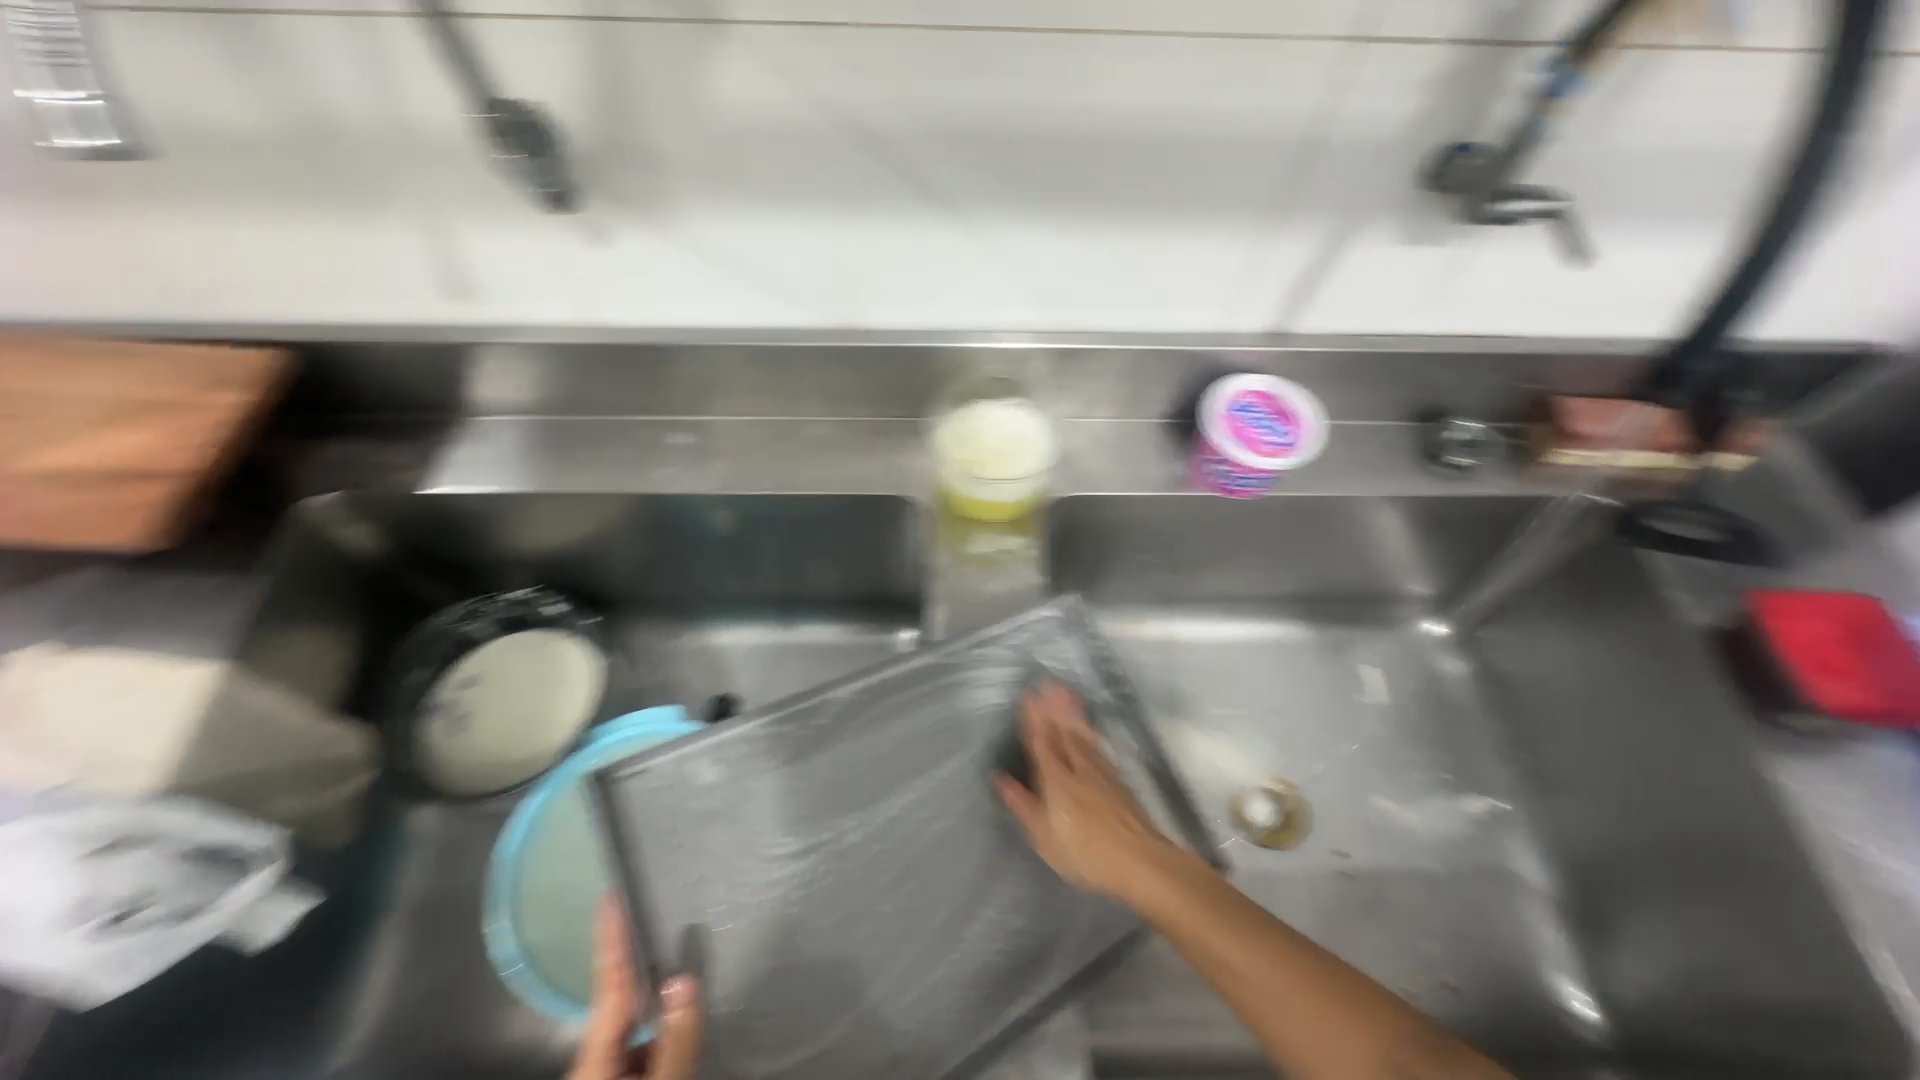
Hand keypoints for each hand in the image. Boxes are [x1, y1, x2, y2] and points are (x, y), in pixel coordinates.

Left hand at [568, 899, 704, 1079]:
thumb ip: (677, 1040)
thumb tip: (684, 981)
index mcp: (594, 1058)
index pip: (610, 985)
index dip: (612, 939)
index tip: (609, 896)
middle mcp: (591, 1060)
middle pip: (622, 1004)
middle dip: (642, 965)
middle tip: (655, 918)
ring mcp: (602, 1071)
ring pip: (635, 1027)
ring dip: (658, 1004)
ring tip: (687, 971)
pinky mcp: (617, 1077)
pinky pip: (641, 1044)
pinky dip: (662, 1032)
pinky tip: (683, 1027)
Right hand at [993, 681, 1179, 902]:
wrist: (1140, 860)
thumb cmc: (1085, 852)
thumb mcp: (1044, 834)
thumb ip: (1022, 804)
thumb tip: (1000, 778)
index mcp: (1057, 780)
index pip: (1042, 743)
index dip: (1035, 719)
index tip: (1029, 695)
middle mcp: (1079, 769)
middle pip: (1065, 733)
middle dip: (1055, 708)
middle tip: (1049, 683)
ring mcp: (1102, 774)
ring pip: (1084, 737)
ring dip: (1074, 715)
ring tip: (1067, 695)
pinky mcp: (1119, 783)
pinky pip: (1100, 749)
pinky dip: (1092, 734)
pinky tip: (1091, 732)